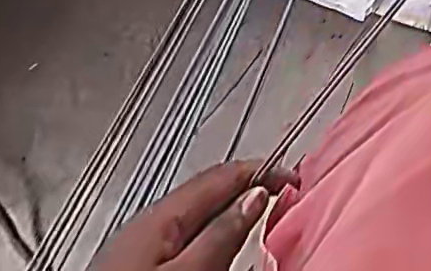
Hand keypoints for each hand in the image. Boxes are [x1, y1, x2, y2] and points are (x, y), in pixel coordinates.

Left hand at [89, 160, 294, 270]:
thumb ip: (221, 236)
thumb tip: (257, 195)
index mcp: (163, 215)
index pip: (224, 175)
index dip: (263, 170)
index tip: (295, 179)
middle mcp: (150, 222)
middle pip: (211, 189)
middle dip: (249, 186)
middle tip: (284, 195)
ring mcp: (140, 246)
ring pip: (198, 214)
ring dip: (231, 211)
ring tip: (260, 221)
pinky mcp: (136, 267)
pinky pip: (185, 237)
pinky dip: (212, 234)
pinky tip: (220, 250)